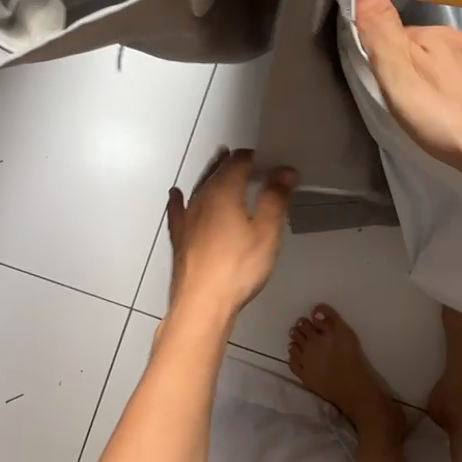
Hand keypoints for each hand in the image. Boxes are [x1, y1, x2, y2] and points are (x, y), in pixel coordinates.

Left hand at [166, 149, 295, 316]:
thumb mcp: (267, 232)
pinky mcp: (179, 237)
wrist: (202, 303)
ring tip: (219, 164)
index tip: (269, 160)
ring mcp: (187, 218)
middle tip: (247, 160)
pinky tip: (176, 194)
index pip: (239, 163)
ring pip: (199, 187)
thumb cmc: (239, 267)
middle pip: (217, 172)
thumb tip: (285, 171)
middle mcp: (202, 198)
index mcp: (225, 192)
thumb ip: (276, 198)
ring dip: (211, 175)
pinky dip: (180, 199)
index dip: (254, 158)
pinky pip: (178, 210)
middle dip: (232, 163)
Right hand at [352, 0, 461, 185]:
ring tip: (451, 96)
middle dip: (425, 63)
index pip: (405, 35)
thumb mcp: (398, 71)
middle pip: (439, 49)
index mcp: (439, 38)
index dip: (390, 52)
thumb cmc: (446, 114)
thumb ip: (378, 25)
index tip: (381, 75)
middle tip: (411, 95)